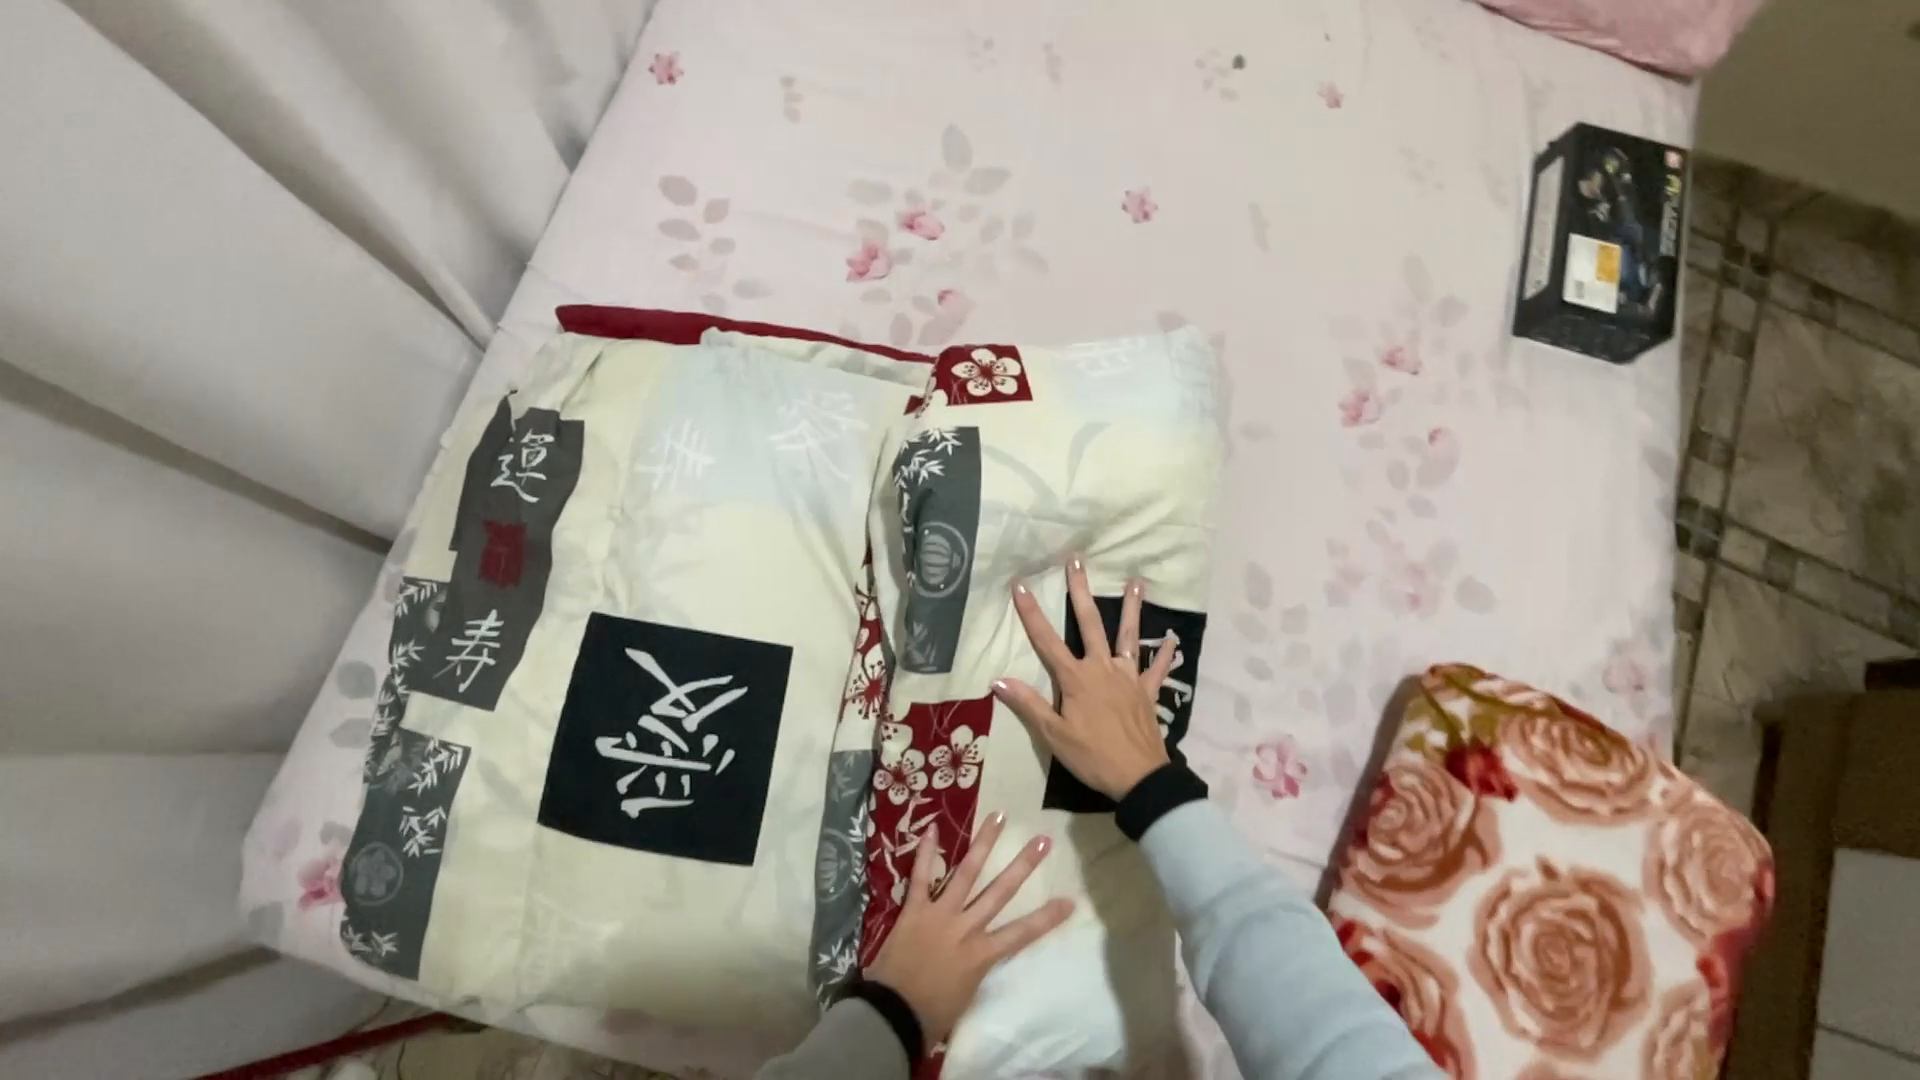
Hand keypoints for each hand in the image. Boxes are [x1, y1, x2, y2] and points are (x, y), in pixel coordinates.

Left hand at [863, 814, 1074, 1044]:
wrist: (892, 1015)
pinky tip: (932, 828)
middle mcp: (966, 927)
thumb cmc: (932, 1016)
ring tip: (998, 816)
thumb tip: (976, 955)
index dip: (1048, 917)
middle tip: (1042, 840)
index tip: (1070, 900)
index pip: (1023, 933)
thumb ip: (974, 968)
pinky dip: (925, 853)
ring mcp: (940, 914)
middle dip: (1023, 865)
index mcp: (982, 954)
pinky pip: (921, 877)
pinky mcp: (914, 909)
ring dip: (983, 842)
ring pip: (967, 872)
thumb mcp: (966, 994)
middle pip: (1000, 891)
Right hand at [993, 558, 1178, 799]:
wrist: (1139, 778)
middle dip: (1081, 591)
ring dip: (1131, 608)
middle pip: (1090, 623)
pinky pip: (1156, 669)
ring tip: (1135, 582)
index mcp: (1076, 678)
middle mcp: (1102, 668)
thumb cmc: (1092, 756)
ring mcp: (1128, 678)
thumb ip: (1028, 704)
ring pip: (1128, 636)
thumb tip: (998, 680)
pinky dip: (1164, 654)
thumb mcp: (1053, 735)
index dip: (1032, 613)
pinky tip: (1171, 638)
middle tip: (1078, 561)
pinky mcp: (1148, 692)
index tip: (1020, 585)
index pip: (1047, 640)